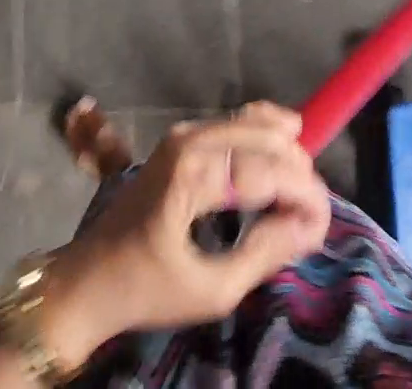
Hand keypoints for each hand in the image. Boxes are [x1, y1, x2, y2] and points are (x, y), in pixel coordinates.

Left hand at [39, 104, 330, 362]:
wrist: (89, 277)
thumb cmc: (148, 288)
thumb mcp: (213, 289)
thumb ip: (265, 252)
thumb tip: (309, 224)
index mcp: (193, 178)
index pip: (270, 173)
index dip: (306, 196)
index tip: (321, 226)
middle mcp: (187, 144)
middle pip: (264, 138)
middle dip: (297, 169)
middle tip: (312, 213)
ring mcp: (179, 138)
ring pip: (248, 122)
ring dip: (282, 148)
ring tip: (301, 187)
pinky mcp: (175, 142)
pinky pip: (229, 123)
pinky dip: (260, 132)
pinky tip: (281, 141)